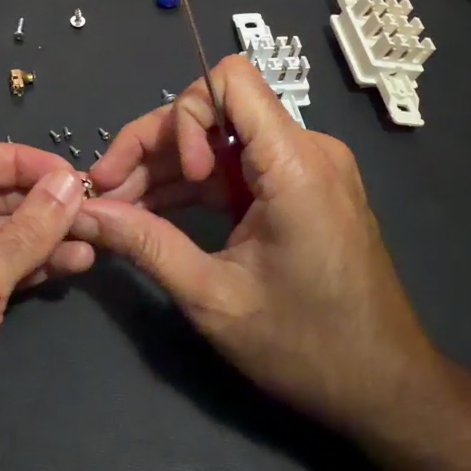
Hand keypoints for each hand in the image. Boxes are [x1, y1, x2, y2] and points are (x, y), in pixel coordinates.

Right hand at [80, 55, 438, 434]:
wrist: (386, 389)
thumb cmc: (307, 347)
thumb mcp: (213, 299)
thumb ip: (146, 244)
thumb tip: (84, 213)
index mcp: (294, 163)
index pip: (229, 80)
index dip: (185, 114)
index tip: (175, 173)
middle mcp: (305, 150)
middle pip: (215, 111)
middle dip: (155, 146)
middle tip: (106, 190)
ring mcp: (305, 169)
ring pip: (220, 140)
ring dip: (167, 170)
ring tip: (117, 209)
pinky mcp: (300, 190)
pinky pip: (237, 168)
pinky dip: (196, 187)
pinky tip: (153, 214)